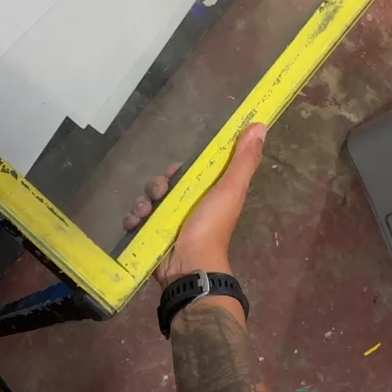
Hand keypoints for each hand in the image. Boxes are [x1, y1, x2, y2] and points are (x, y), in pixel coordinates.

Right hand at [122, 123, 268, 286]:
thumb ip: (243, 160)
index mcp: (207, 195)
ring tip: (143, 214)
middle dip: (155, 186)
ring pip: (146, 203)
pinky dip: (132, 221)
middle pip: (163, 187)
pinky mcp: (152, 239)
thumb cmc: (211, 227)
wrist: (190, 266)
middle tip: (158, 194)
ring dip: (141, 204)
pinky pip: (135, 222)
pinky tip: (134, 224)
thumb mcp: (231, 190)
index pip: (187, 174)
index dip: (178, 169)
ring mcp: (168, 225)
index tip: (174, 170)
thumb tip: (260, 125)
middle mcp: (187, 208)